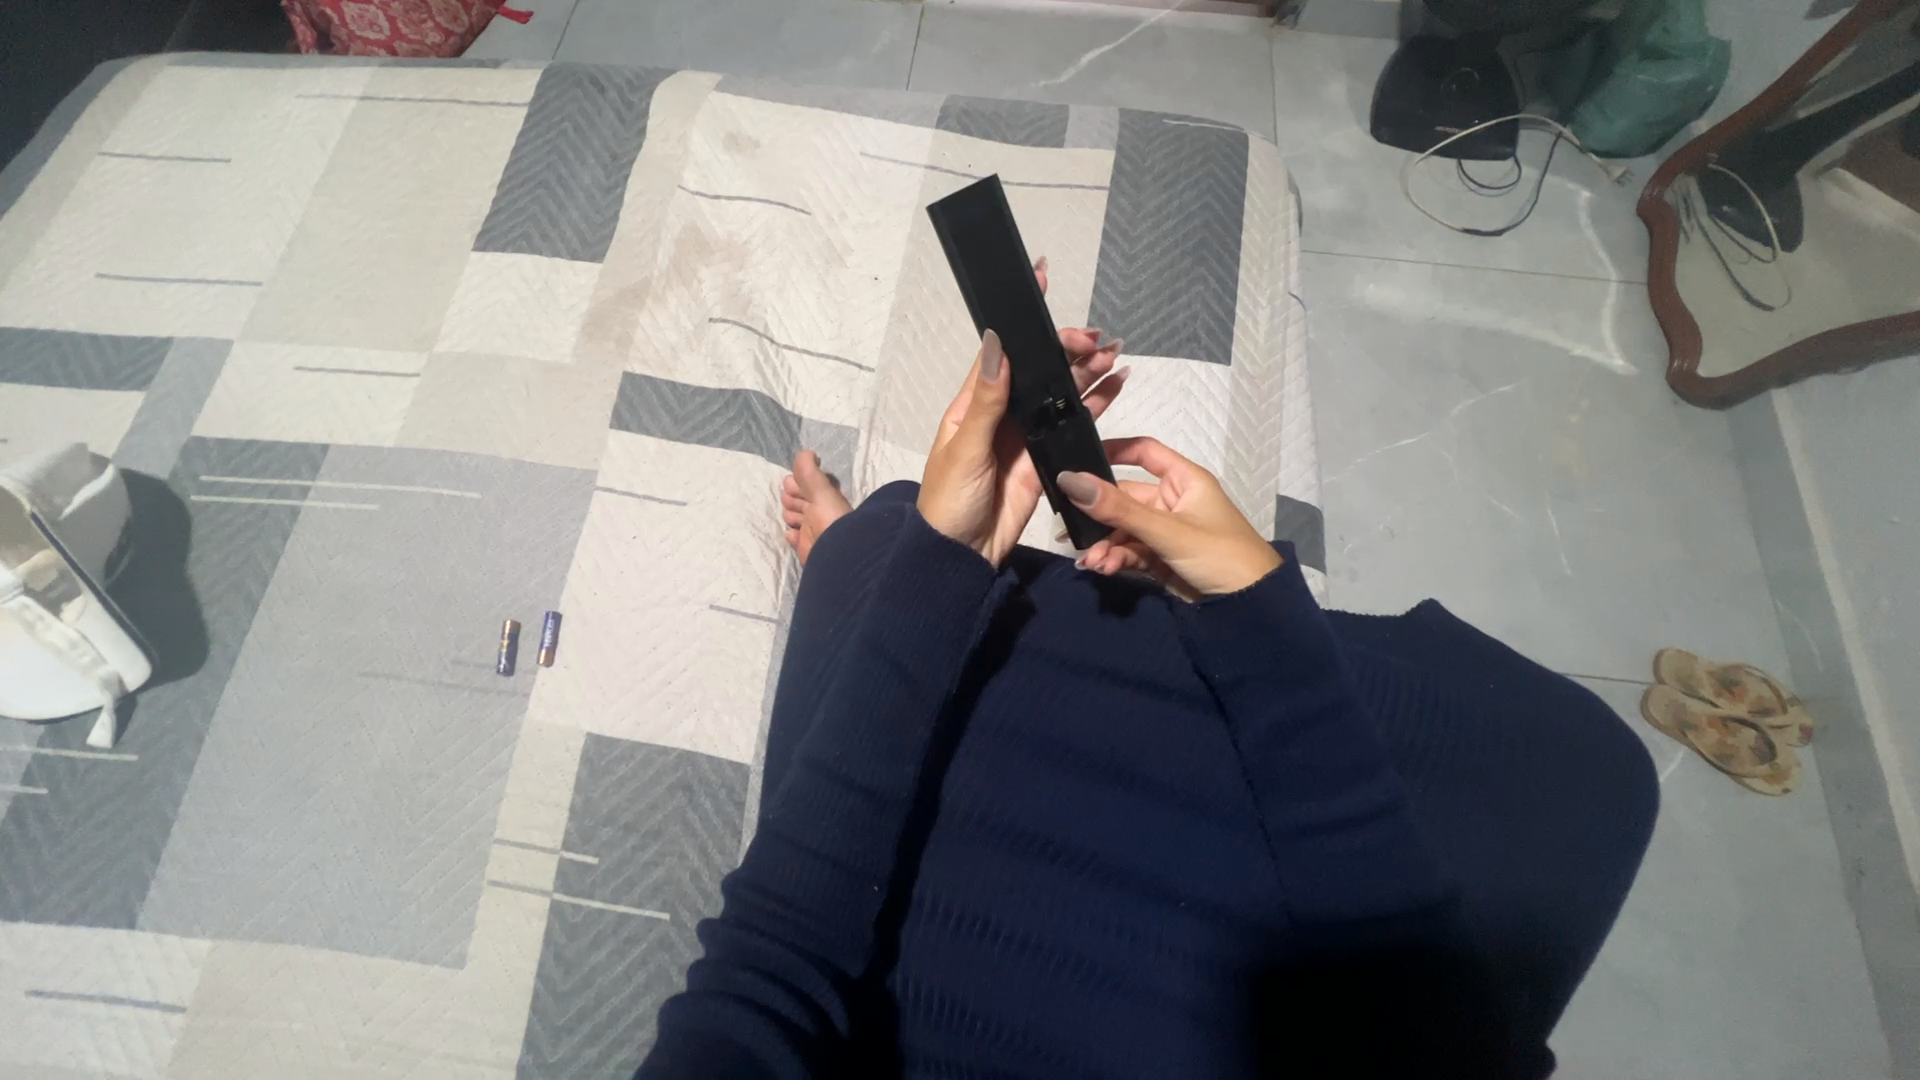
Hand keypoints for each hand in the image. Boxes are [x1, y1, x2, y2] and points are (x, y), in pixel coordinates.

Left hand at [917, 261, 1128, 566]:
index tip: (1040, 279)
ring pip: (1060, 395)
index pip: (1000, 351)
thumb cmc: (949, 502)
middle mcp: (1001, 415)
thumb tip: (996, 346)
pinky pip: (1071, 427)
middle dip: (1067, 350)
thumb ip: (985, 402)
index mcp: (973, 406)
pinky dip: (1093, 407)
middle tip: (1096, 340)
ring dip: (1085, 373)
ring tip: (1114, 352)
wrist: (963, 555)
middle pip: (1039, 371)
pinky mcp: (1044, 462)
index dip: (1021, 321)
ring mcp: (1025, 438)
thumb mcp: (963, 450)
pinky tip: (1113, 386)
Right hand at [1055, 437, 1281, 599]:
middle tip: (1069, 531)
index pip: (1144, 452)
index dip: (1113, 450)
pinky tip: (1103, 569)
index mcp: (1183, 480)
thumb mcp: (1166, 531)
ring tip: (1091, 562)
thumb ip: (1118, 509)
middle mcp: (1172, 500)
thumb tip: (1069, 480)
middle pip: (1124, 498)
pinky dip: (1115, 559)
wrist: (1249, 607)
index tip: (1078, 458)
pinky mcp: (1160, 557)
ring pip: (1123, 530)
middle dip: (1098, 517)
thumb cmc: (1219, 554)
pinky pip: (1130, 552)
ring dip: (1105, 544)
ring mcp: (1165, 530)